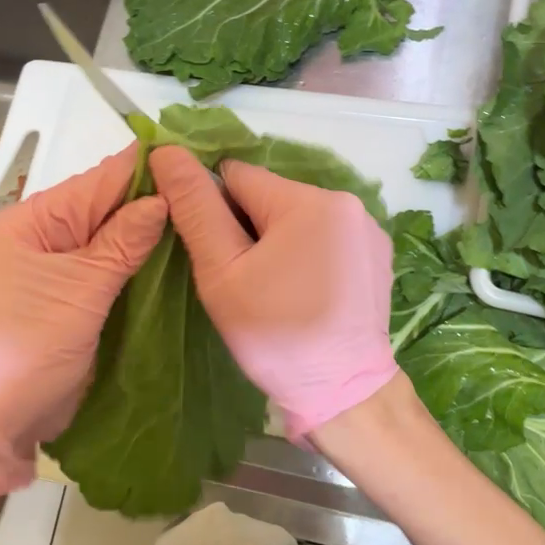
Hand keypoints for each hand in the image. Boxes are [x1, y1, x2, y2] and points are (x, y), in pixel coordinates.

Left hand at [0, 148, 168, 497]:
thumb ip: (122, 242)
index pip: (98, 181)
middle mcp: (42, 237)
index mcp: (31, 222)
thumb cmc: (28, 352)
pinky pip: (109, 268)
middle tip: (210, 189)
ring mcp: (57, 269)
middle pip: (105, 206)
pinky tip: (174, 255)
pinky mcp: (71, 298)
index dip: (145, 168)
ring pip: (110, 238)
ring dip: (149, 232)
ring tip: (202, 217)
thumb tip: (163, 197)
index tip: (195, 155)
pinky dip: (137, 262)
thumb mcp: (80, 292)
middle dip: (152, 198)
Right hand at [148, 147, 398, 442]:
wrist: (344, 393)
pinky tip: (303, 293)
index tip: (212, 252)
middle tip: (239, 279)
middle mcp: (346, 202)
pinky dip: (307, 255)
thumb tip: (167, 151)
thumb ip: (196, 208)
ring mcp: (368, 229)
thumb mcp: (223, 273)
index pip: (237, 176)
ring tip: (272, 290)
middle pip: (270, 196)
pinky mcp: (378, 255)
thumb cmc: (276, 335)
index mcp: (308, 200)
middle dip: (247, 227)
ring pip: (298, 218)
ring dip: (277, 241)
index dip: (213, 208)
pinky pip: (326, 238)